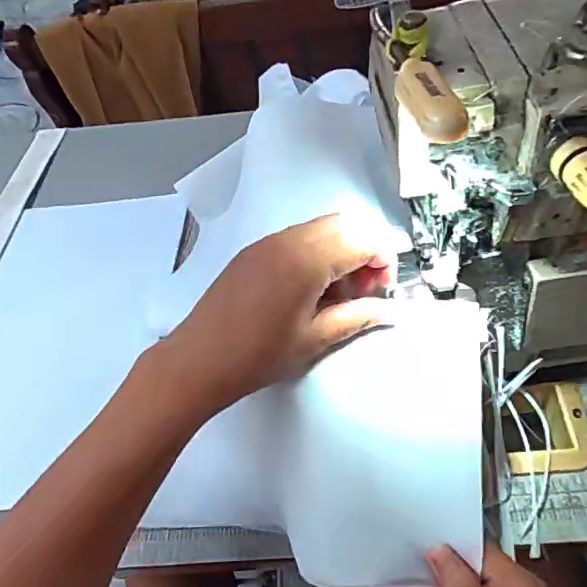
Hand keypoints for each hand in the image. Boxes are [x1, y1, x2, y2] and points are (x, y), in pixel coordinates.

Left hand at [156, 213, 395, 413]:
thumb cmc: (257, 355)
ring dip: (341, 252)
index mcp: (306, 260)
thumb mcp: (315, 339)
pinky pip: (297, 238)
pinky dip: (316, 254)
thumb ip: (358, 317)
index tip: (381, 291)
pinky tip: (310, 292)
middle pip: (345, 225)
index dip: (383, 261)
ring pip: (321, 229)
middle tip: (364, 292)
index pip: (363, 239)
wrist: (198, 361)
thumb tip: (388, 310)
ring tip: (336, 296)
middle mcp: (287, 240)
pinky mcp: (253, 251)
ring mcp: (267, 242)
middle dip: (365, 252)